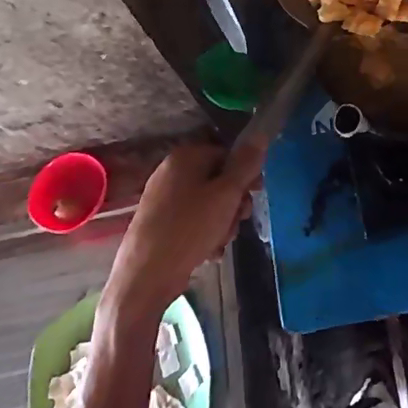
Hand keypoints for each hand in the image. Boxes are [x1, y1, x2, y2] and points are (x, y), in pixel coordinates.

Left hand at [103, 140, 263, 325]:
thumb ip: (245, 165)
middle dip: (234, 203)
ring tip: (220, 241)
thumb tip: (261, 133)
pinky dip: (205, 234)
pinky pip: (193, 221)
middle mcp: (171, 172)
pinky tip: (208, 252)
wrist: (146, 274)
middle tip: (238, 220)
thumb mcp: (225, 195)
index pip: (226, 154)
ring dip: (222, 222)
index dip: (245, 174)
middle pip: (218, 180)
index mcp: (184, 157)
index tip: (256, 195)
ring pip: (208, 204)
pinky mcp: (160, 223)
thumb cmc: (190, 228)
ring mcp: (163, 198)